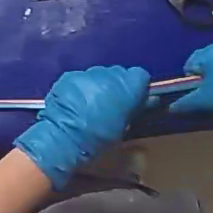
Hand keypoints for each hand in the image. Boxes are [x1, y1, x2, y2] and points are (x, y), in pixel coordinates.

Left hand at [14, 65, 151, 187]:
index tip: (134, 101)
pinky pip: (81, 79)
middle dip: (118, 86)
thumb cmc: (98, 139)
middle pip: (119, 73)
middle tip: (112, 105)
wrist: (62, 138)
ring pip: (99, 75)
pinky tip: (77, 103)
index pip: (140, 76)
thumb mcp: (125, 128)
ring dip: (99, 86)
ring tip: (92, 104)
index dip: (137, 88)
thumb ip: (137, 110)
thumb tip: (149, 101)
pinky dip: (82, 88)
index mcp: (126, 86)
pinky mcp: (69, 76)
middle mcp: (108, 73)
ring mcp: (86, 73)